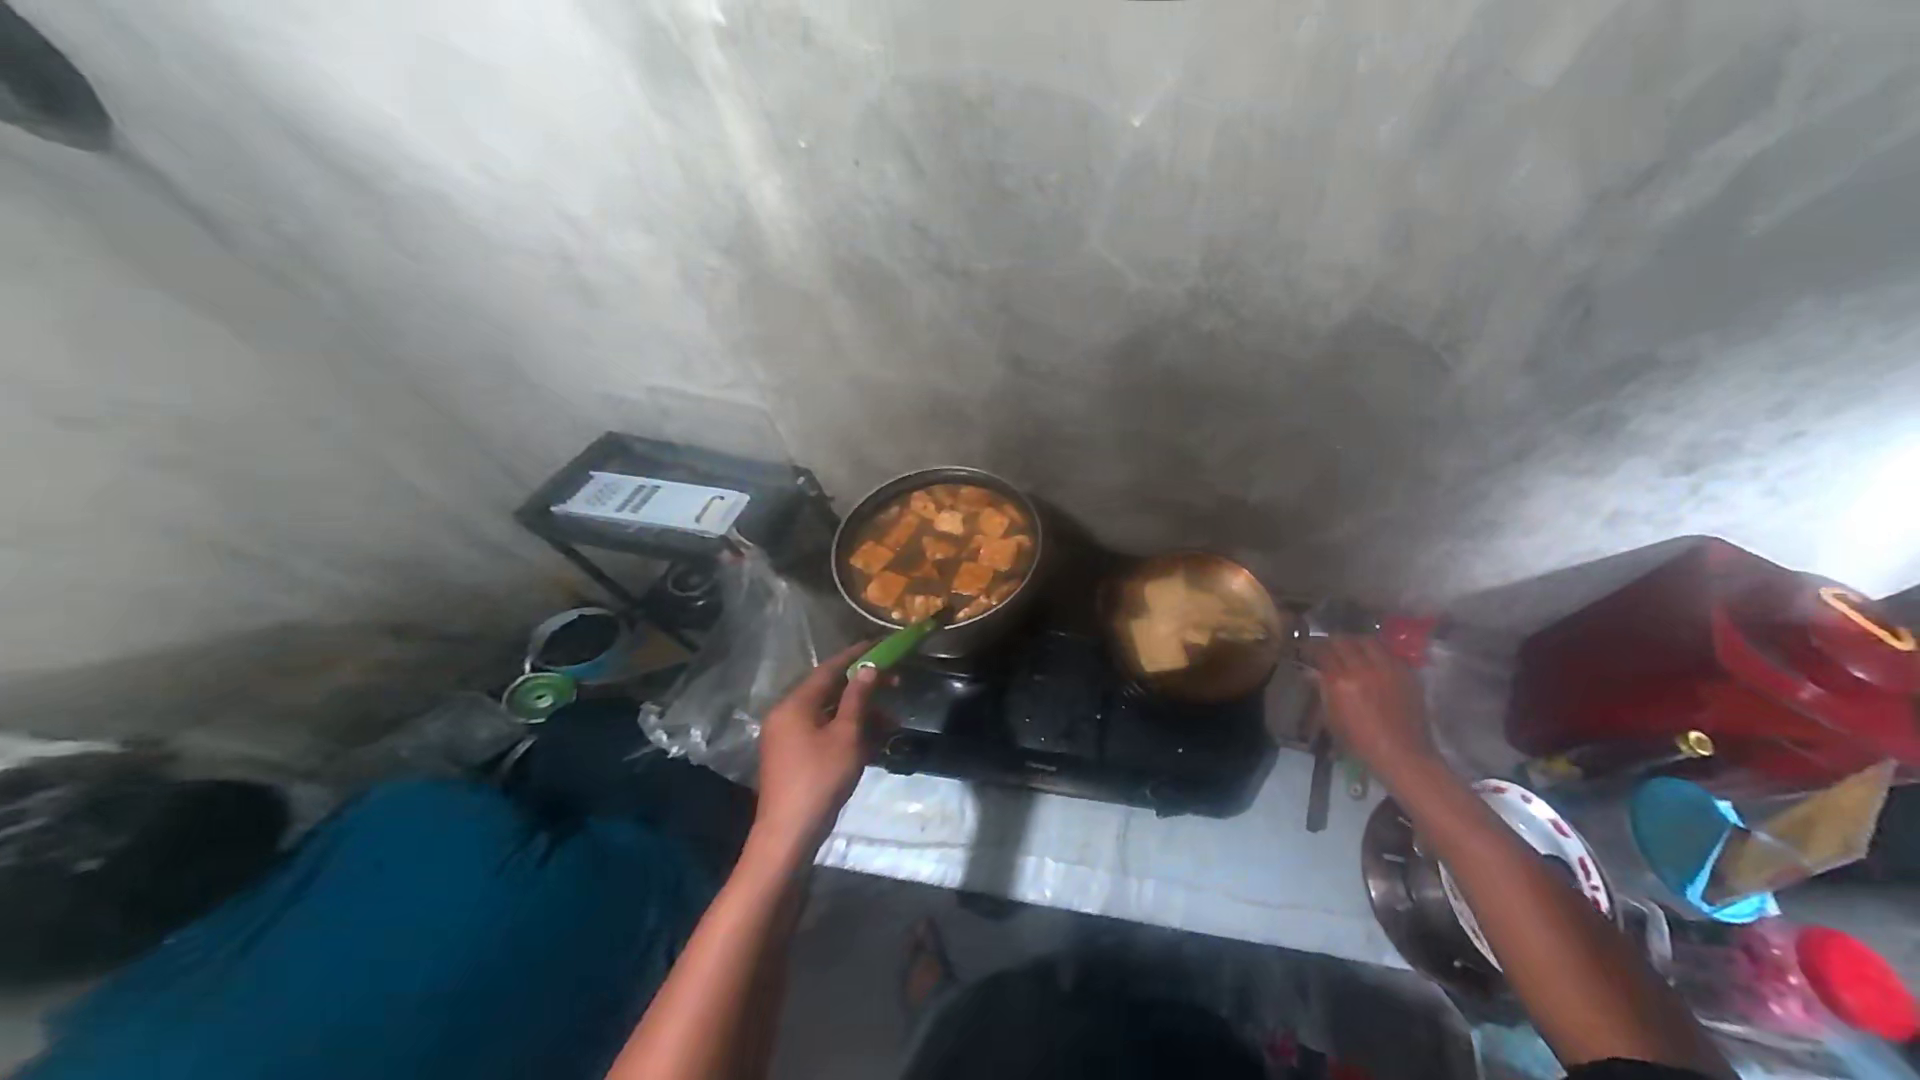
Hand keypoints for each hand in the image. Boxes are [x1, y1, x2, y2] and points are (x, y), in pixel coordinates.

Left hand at [751, 642, 886, 852]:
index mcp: (795, 704)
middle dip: (864, 690)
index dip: (856, 656)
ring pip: (830, 715)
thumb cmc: (819, 779)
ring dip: (860, 715)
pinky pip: (824, 734)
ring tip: (892, 723)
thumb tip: (868, 668)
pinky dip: (848, 734)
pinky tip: (874, 742)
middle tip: (896, 684)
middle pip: (830, 692)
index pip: (829, 669)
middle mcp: (787, 715)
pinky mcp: (793, 758)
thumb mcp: (846, 736)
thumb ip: (857, 699)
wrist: (789, 834)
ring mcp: (788, 738)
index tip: (880, 646)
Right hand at [1311, 635, 1436, 773]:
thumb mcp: (1331, 718)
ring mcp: (1387, 668)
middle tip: (1328, 647)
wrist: (1402, 754)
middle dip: (1333, 642)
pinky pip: (1388, 653)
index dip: (1312, 647)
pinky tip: (1374, 662)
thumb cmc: (1360, 742)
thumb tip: (1312, 673)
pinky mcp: (1406, 673)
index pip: (1323, 651)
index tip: (1308, 649)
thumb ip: (1322, 690)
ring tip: (1352, 649)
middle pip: (1344, 641)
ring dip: (1356, 642)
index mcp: (1340, 681)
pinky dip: (1377, 653)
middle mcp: (1363, 668)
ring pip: (1368, 641)